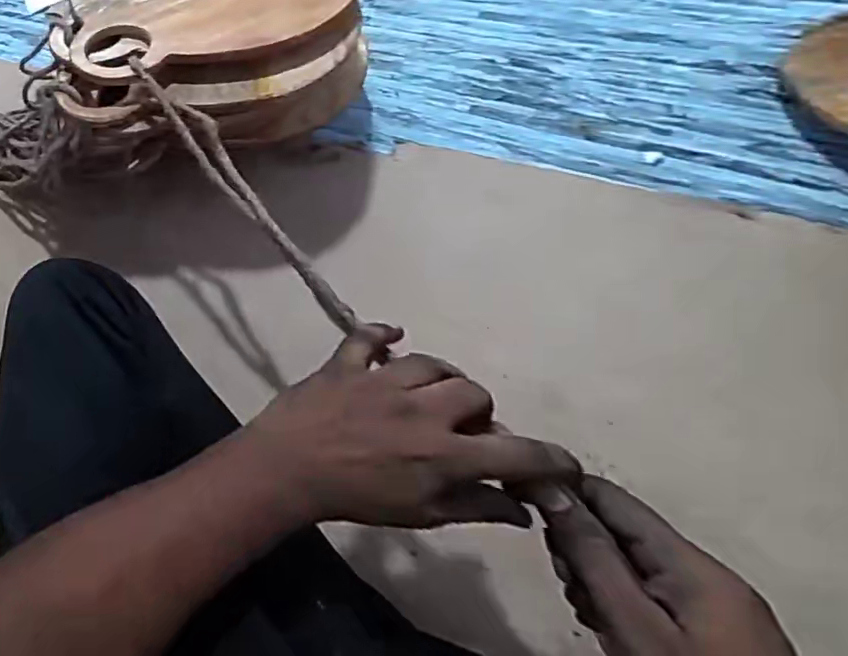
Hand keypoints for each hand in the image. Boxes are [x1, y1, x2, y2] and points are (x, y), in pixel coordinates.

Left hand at [243, 325, 579, 528]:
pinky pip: (365, 336)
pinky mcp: (344, 363)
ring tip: (434, 392)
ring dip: (441, 376)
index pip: (517, 452)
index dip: (550, 459)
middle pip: (474, 392)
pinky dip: (381, 333)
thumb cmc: (355, 497)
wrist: (288, 466)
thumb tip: (522, 508)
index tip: (559, 462)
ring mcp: (378, 380)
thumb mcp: (421, 514)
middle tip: (463, 426)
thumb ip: (474, 506)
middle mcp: (418, 409)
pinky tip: (392, 336)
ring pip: (430, 363)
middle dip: (480, 410)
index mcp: (444, 453)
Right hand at [539, 476, 795, 655]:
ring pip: (632, 562)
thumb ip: (588, 550)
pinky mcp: (722, 634)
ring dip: (597, 577)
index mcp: (694, 565)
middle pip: (620, 529)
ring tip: (595, 615)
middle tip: (570, 585)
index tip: (522, 508)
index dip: (560, 493)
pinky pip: (655, 594)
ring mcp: (722, 608)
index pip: (608, 495)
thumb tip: (547, 486)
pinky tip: (616, 628)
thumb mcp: (629, 621)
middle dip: (579, 546)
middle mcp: (712, 577)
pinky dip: (623, 601)